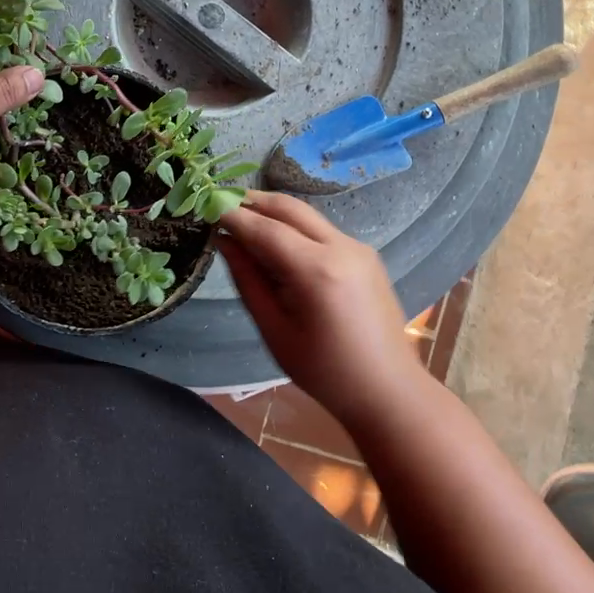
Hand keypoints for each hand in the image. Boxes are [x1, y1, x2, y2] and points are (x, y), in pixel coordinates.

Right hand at [218, 192, 422, 422]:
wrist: (388, 390)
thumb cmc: (324, 371)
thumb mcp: (274, 329)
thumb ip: (248, 279)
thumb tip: (225, 242)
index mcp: (317, 271)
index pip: (265, 229)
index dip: (232, 216)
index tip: (205, 207)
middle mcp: (342, 248)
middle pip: (289, 208)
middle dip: (252, 201)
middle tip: (219, 204)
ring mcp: (358, 249)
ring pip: (306, 216)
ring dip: (272, 213)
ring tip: (240, 222)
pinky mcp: (365, 256)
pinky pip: (320, 230)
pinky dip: (292, 227)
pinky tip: (274, 244)